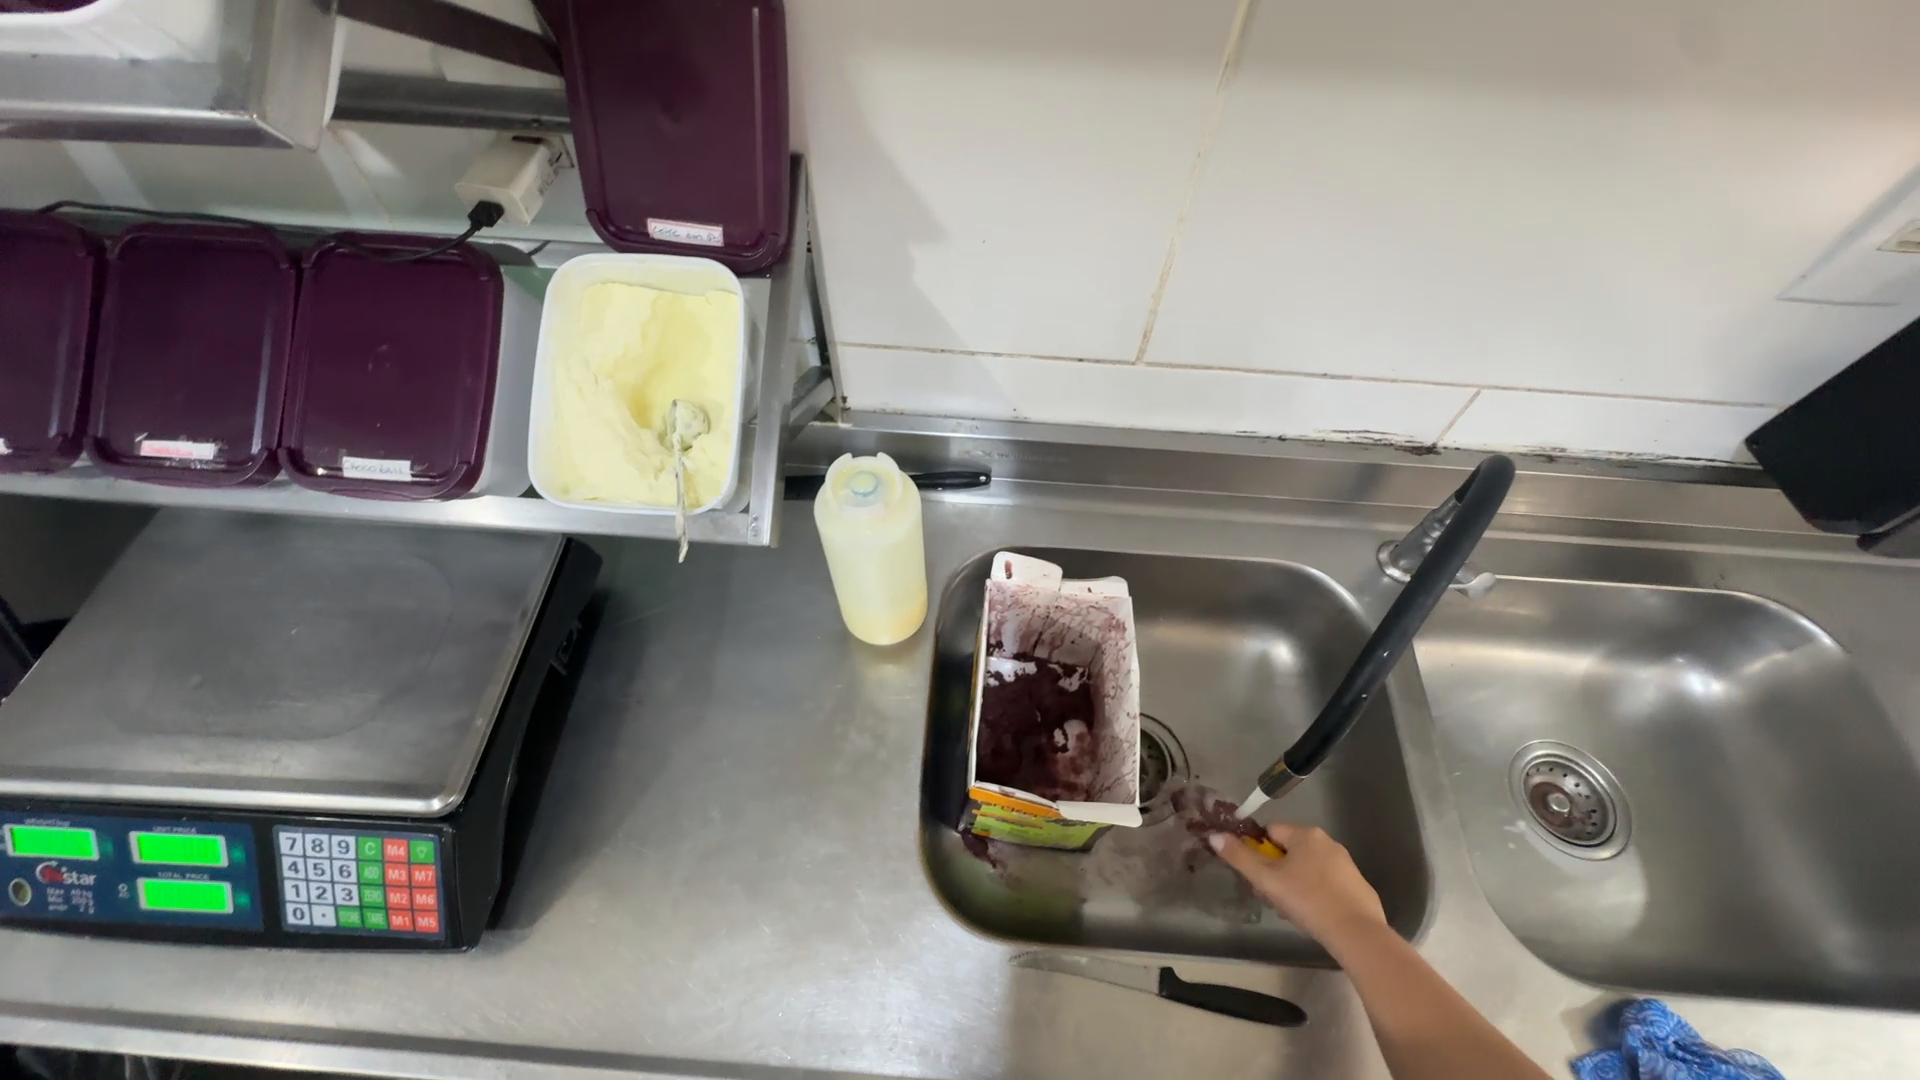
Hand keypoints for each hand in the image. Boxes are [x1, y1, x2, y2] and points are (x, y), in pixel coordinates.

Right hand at [1209, 823, 1387, 952]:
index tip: (1259, 877)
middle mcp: (1328, 842)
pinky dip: (1317, 896)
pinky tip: (1315, 917)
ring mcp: (1346, 864)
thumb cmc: (1307, 899)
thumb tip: (1214, 836)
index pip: (1270, 832)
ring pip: (1308, 869)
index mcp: (1305, 834)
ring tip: (1293, 912)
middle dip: (1277, 873)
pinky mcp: (1359, 887)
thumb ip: (1239, 857)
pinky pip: (1328, 885)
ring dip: (1295, 886)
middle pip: (1289, 851)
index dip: (1259, 853)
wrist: (1357, 933)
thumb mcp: (1266, 880)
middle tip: (1272, 898)